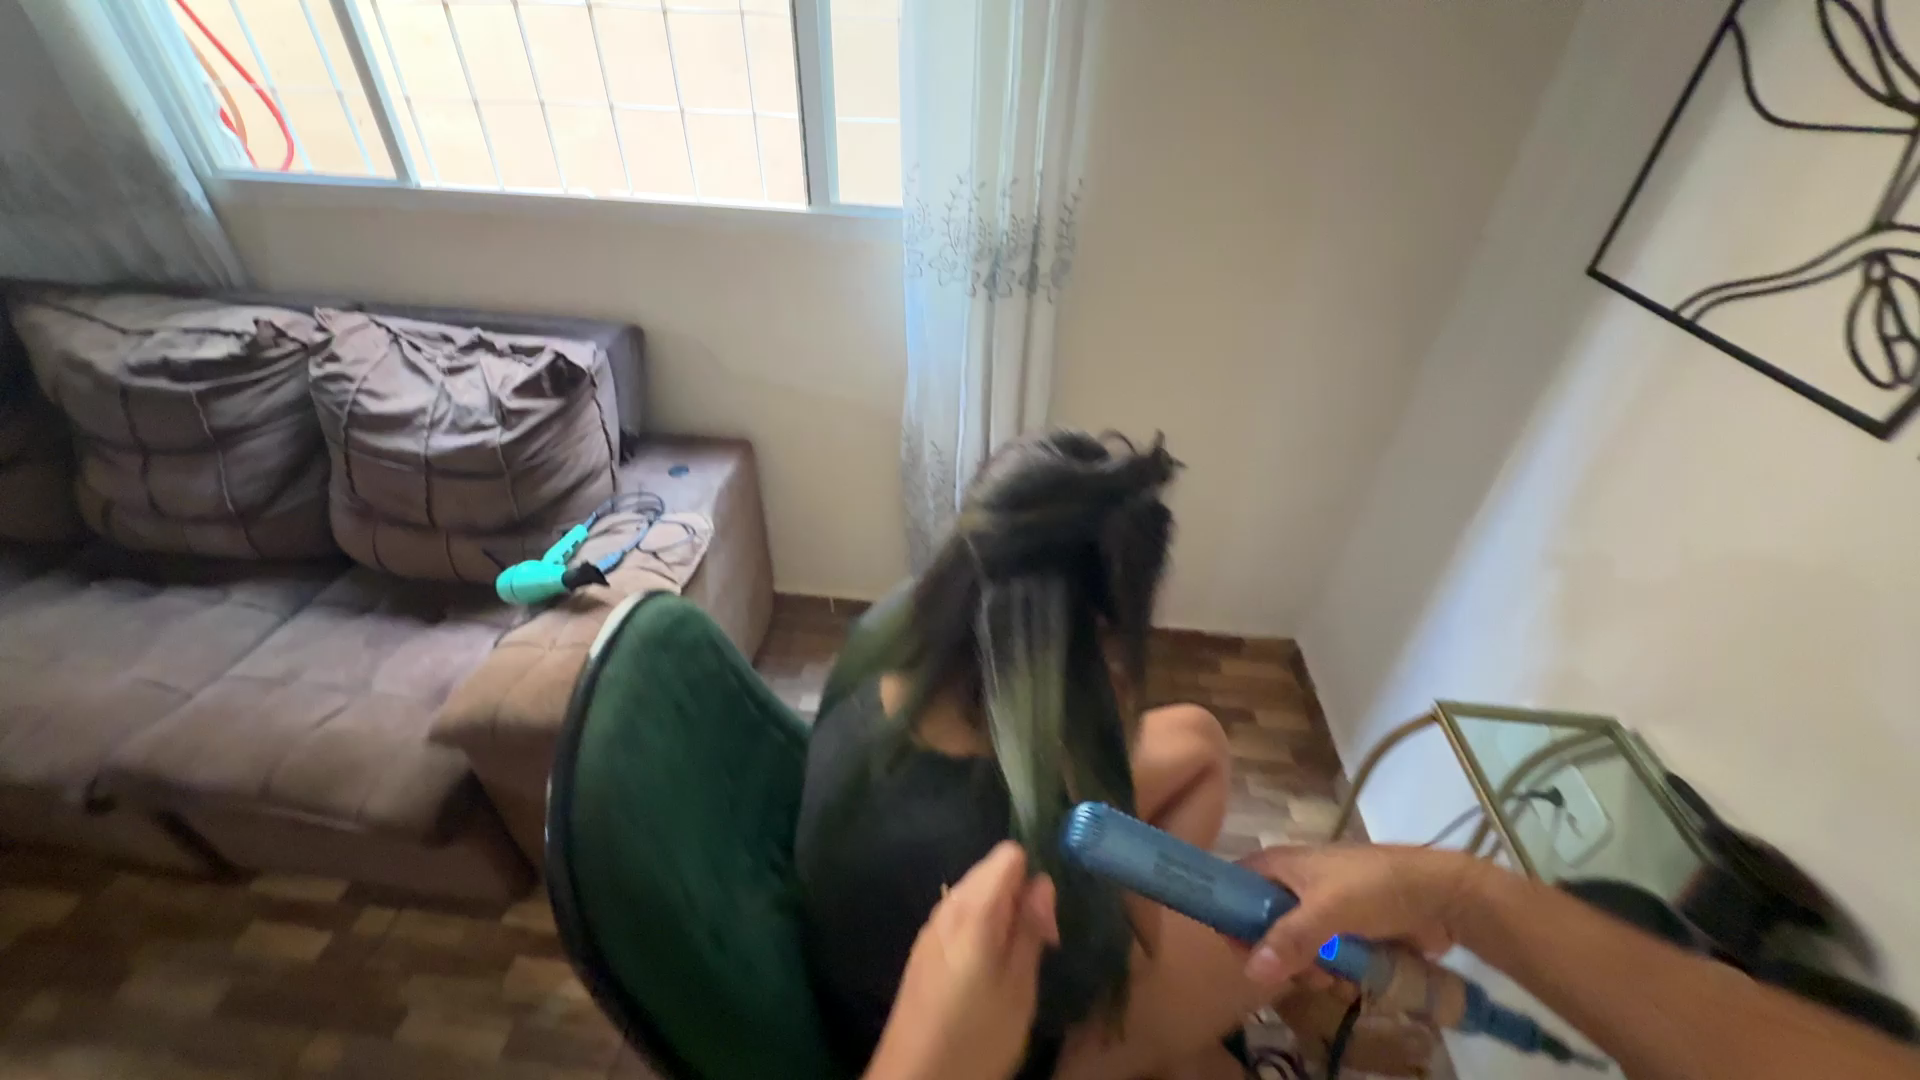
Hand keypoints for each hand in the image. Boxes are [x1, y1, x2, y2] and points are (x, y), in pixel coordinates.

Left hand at [864, 841, 1059, 1079]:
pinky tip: (985, 973)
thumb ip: (1031, 929)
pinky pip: (959, 916)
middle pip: (991, 870)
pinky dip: (979, 929)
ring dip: (1001, 915)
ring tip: (1013, 965)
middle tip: (1038, 947)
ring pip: (975, 893)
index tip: (1046, 923)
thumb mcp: (1019, 988)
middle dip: (1020, 897)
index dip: (1034, 879)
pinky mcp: (923, 947)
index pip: (1009, 853)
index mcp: (975, 908)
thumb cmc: (976, 1037)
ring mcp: (932, 924)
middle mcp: (949, 904)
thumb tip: (1043, 882)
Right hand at [1238, 845, 1484, 994]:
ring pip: (1297, 948)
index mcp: (1281, 865)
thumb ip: (1290, 941)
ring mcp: (1322, 910)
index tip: (1240, 950)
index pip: (1237, 885)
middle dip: (1279, 955)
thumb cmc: (1373, 888)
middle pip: (1265, 925)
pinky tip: (1350, 981)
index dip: (1231, 915)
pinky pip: (1325, 959)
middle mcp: (1295, 885)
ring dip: (1310, 970)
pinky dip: (1334, 973)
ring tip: (1332, 978)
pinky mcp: (1348, 933)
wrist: (1439, 895)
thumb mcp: (1327, 912)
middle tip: (1299, 971)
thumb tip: (1251, 972)